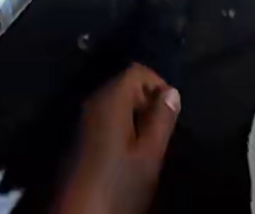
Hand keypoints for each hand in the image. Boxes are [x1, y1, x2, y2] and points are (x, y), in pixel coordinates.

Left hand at [55, 63, 179, 213]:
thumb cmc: (118, 184)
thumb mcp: (149, 155)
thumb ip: (162, 120)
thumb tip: (172, 92)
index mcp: (111, 98)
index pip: (137, 71)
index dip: (158, 83)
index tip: (173, 110)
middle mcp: (95, 100)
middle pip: (125, 84)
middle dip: (148, 100)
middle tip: (163, 130)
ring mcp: (85, 118)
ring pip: (116, 102)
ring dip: (135, 115)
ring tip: (150, 143)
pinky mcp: (81, 136)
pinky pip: (106, 117)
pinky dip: (122, 125)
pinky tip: (129, 151)